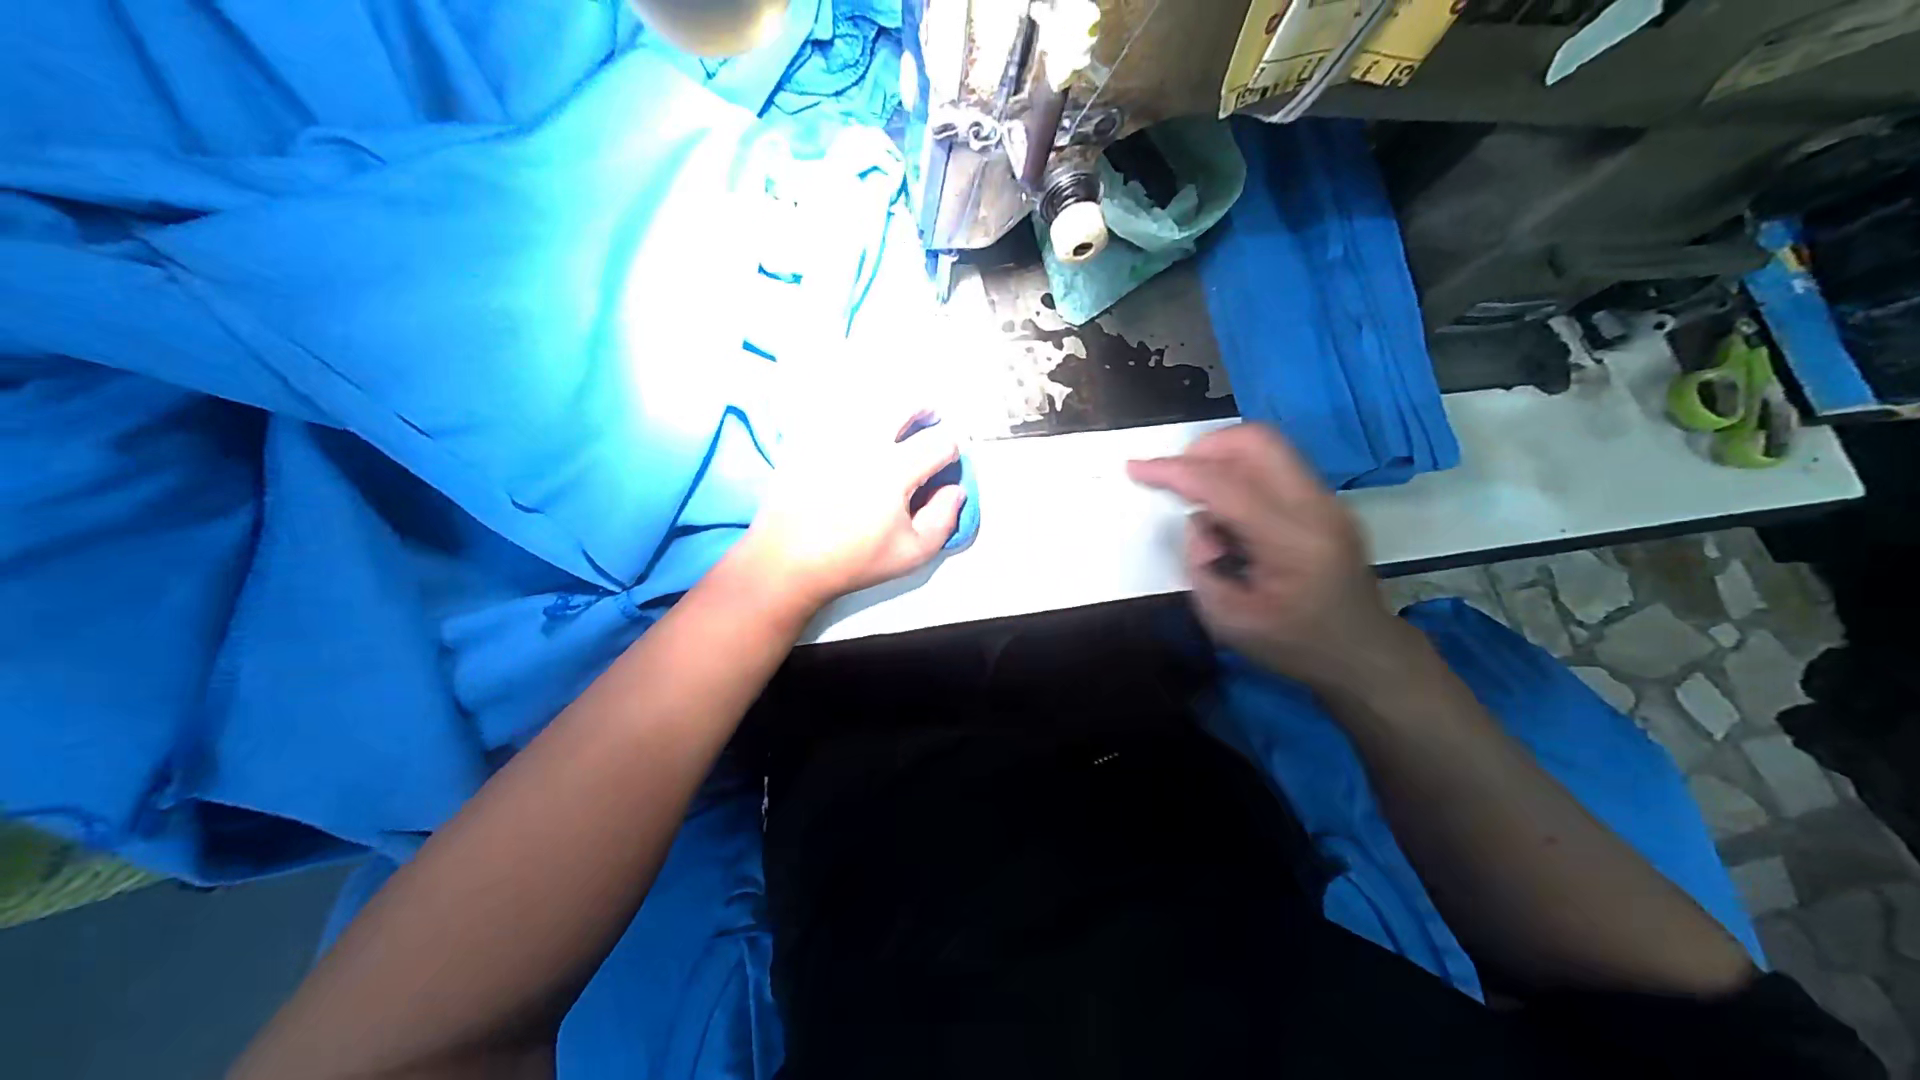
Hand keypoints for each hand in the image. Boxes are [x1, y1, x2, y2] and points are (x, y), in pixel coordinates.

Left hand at [728, 406, 965, 615]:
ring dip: (887, 406)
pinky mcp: (805, 440)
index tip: (947, 458)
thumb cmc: (854, 560)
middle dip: (923, 408)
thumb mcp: (912, 552)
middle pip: (903, 403)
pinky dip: (850, 414)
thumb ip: (944, 519)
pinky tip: (858, 435)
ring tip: (893, 419)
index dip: (950, 449)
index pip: (938, 443)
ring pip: (866, 402)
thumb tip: (954, 489)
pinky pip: (831, 412)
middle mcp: (864, 444)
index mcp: (895, 470)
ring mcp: (831, 438)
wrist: (788, 560)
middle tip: (928, 416)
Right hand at [1127, 423, 1409, 691]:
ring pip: (1267, 447)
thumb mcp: (1228, 621)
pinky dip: (1240, 475)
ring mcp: (1327, 500)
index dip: (1175, 471)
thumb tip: (1199, 525)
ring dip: (1222, 461)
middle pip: (1256, 441)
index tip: (1137, 468)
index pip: (1226, 485)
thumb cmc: (1294, 645)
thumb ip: (1199, 566)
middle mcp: (1316, 508)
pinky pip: (1274, 466)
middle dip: (1203, 448)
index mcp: (1292, 542)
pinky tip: (1230, 517)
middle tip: (1174, 477)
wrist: (1362, 653)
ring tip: (1204, 507)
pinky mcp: (1326, 502)